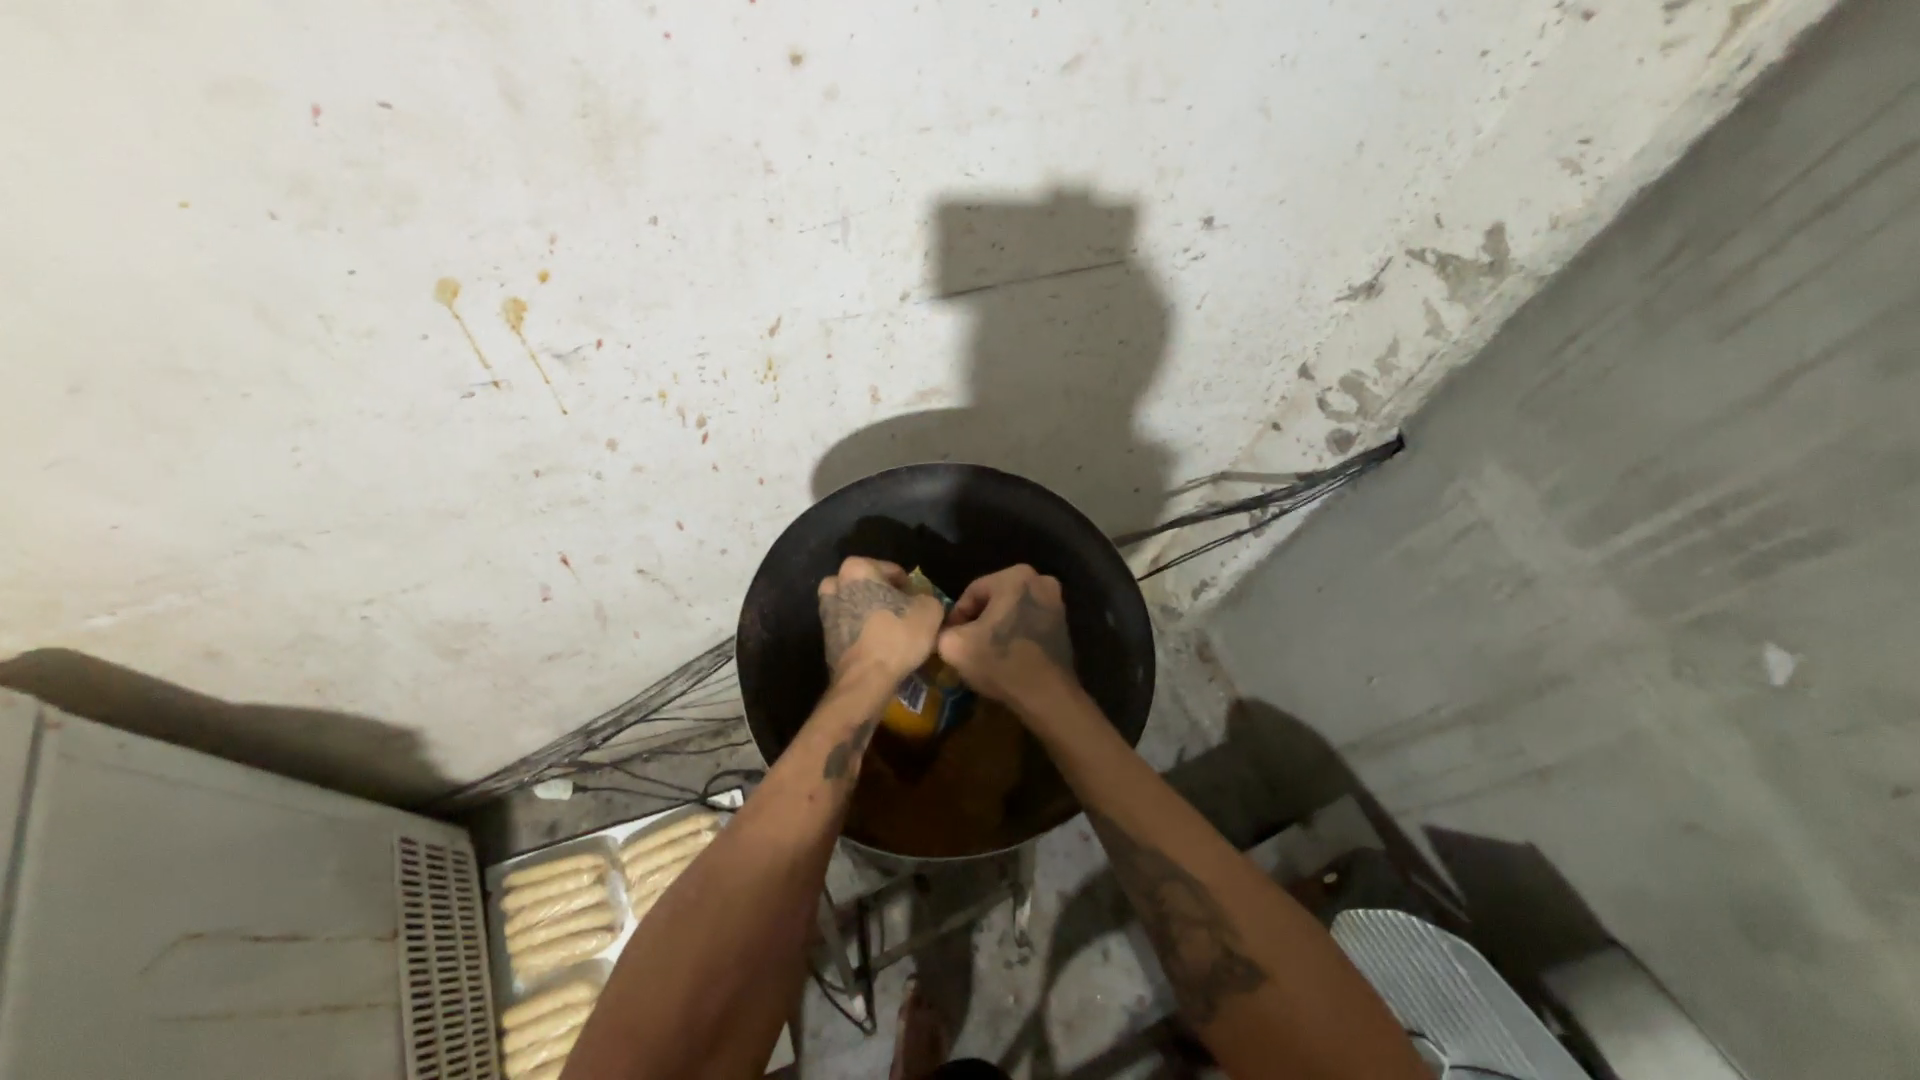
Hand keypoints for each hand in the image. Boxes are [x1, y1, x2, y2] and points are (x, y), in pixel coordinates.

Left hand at [817, 557, 943, 683]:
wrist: (865, 679)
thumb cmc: (897, 636)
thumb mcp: (930, 611)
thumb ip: (927, 598)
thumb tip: (922, 603)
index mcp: (858, 569)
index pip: (890, 569)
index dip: (908, 585)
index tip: (918, 600)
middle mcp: (836, 586)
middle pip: (866, 586)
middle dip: (882, 595)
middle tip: (902, 611)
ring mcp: (827, 614)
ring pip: (854, 606)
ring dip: (869, 613)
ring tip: (890, 629)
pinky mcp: (826, 639)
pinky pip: (849, 628)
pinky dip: (862, 633)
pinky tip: (879, 646)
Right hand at [936, 564, 1075, 707]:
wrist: (1046, 696)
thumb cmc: (1000, 662)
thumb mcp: (954, 645)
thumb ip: (942, 630)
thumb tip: (947, 631)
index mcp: (1015, 576)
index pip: (972, 592)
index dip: (956, 616)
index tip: (949, 638)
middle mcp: (1040, 581)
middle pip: (994, 599)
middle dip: (978, 620)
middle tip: (966, 645)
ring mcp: (1057, 603)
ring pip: (1012, 611)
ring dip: (997, 628)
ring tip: (985, 653)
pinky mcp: (1064, 625)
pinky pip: (1029, 624)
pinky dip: (1016, 635)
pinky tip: (1006, 657)